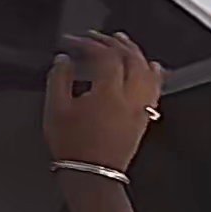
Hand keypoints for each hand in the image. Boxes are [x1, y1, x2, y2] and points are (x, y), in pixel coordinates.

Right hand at [45, 31, 162, 172]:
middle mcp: (129, 98)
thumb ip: (59, 79)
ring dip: (136, 53)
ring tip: (125, 43)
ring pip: (147, 72)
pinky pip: (155, 89)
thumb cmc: (73, 146)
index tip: (76, 41)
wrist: (91, 175)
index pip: (105, 57)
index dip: (90, 44)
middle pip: (131, 60)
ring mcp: (140, 108)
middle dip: (115, 43)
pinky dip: (153, 73)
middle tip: (100, 36)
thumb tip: (63, 60)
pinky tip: (151, 68)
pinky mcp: (143, 118)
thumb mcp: (55, 109)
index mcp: (107, 94)